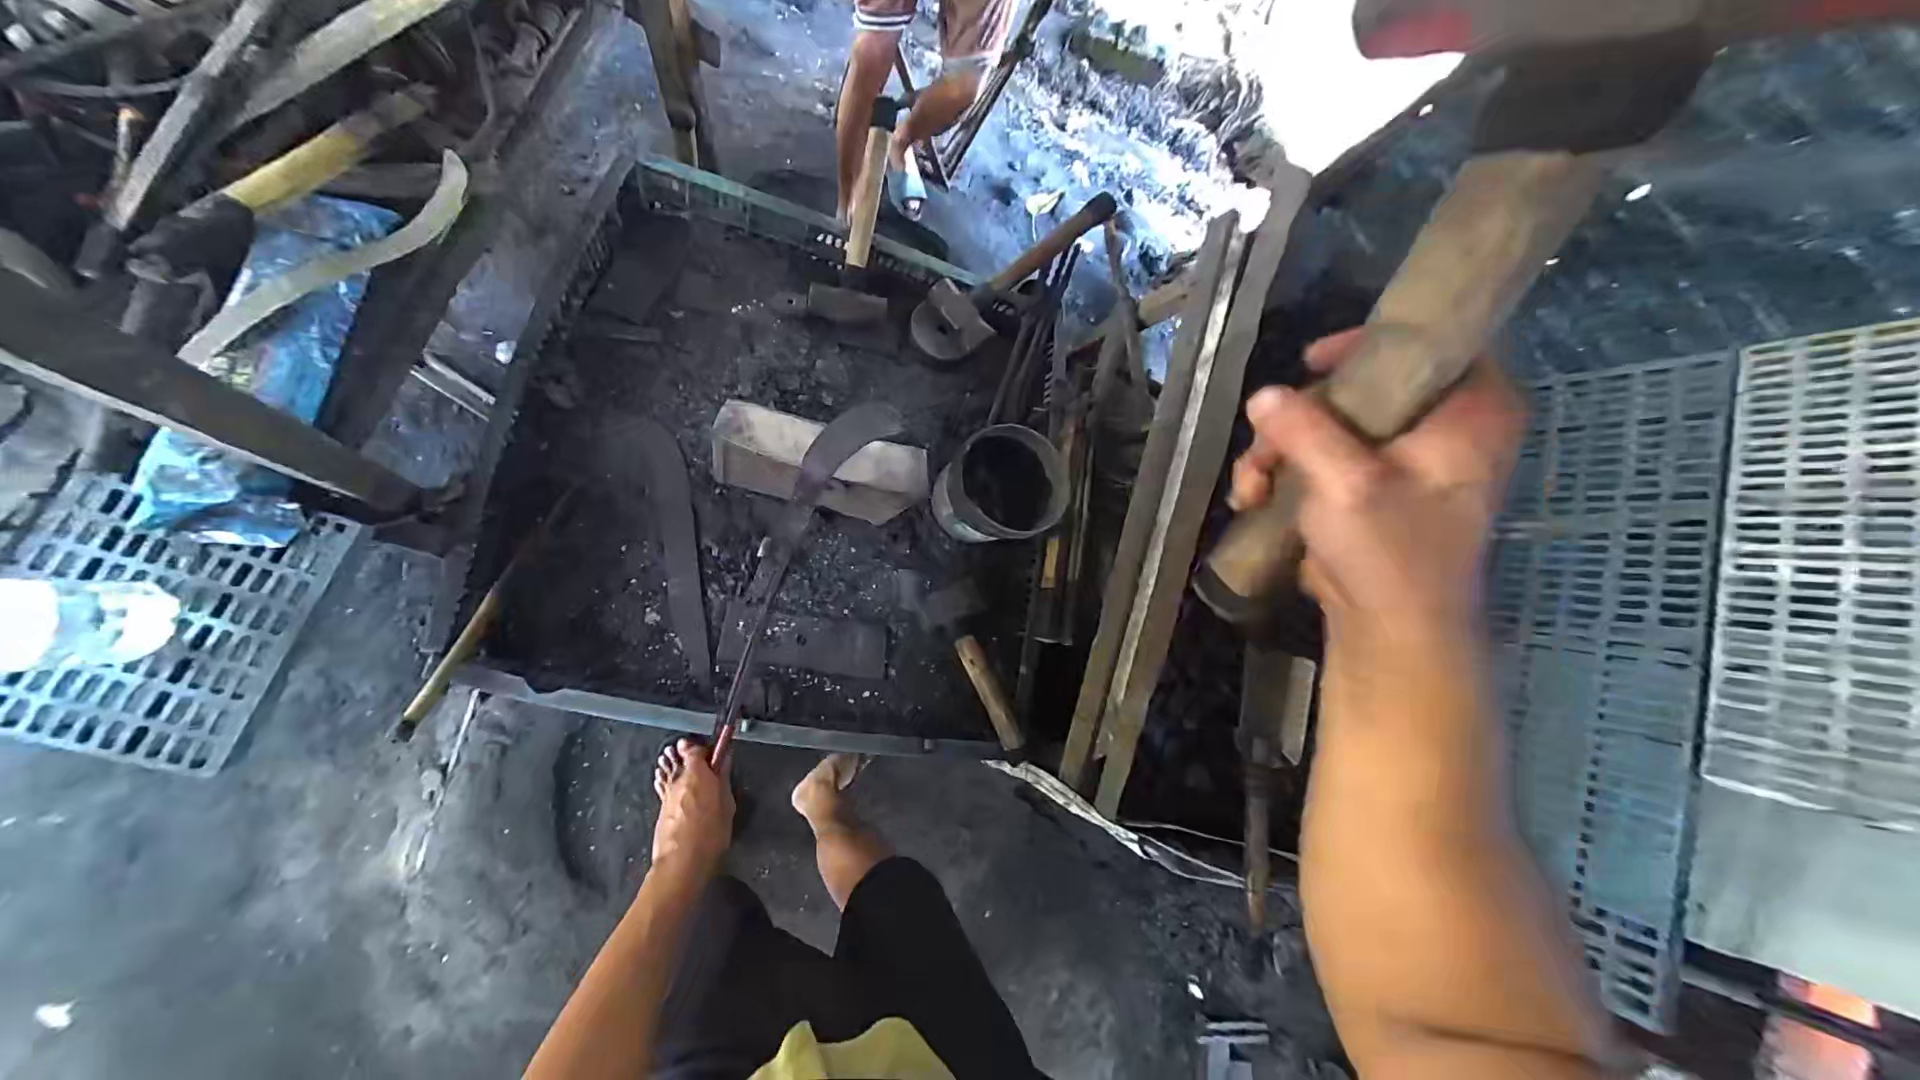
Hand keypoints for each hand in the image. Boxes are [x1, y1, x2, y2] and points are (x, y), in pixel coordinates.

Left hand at [650, 738, 733, 880]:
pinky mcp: (660, 809)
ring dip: (676, 767)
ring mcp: (667, 795)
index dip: (703, 747)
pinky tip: (668, 780)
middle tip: (699, 757)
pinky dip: (668, 781)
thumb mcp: (726, 805)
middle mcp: (679, 781)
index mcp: (697, 775)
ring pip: (671, 773)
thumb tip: (724, 761)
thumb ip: (723, 780)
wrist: (681, 863)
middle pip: (681, 759)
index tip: (713, 748)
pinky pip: (665, 787)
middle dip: (688, 756)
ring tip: (680, 764)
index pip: (695, 749)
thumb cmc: (710, 834)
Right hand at [1228, 328, 1523, 648]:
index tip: (1312, 363)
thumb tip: (1262, 396)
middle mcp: (1441, 429)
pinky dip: (1284, 475)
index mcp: (1471, 412)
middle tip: (1266, 450)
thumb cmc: (1391, 553)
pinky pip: (1320, 459)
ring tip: (1252, 487)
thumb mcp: (1346, 483)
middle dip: (1298, 420)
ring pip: (1328, 426)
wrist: (1389, 629)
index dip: (1370, 345)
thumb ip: (1304, 431)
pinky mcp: (1367, 490)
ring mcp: (1399, 462)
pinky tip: (1255, 499)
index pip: (1432, 346)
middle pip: (1361, 389)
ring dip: (1279, 453)